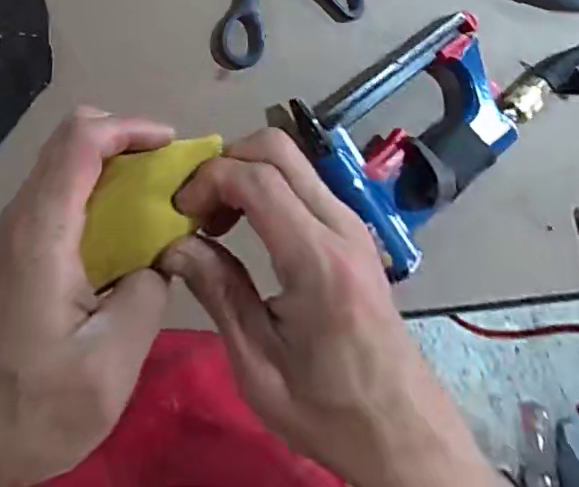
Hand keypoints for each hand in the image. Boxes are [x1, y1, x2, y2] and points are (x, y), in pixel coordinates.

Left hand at [0, 108, 175, 486]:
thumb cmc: (25, 407)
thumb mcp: (106, 369)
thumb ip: (146, 300)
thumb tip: (160, 259)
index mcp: (44, 228)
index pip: (81, 138)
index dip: (130, 126)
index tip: (173, 145)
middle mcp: (26, 213)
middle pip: (73, 138)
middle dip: (127, 138)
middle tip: (172, 171)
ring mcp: (19, 229)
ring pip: (68, 162)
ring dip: (116, 163)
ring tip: (160, 195)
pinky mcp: (21, 248)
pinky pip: (65, 192)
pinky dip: (102, 190)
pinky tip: (130, 230)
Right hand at [164, 129, 499, 486]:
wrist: (405, 432)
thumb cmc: (328, 410)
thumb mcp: (258, 365)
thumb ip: (217, 292)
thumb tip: (173, 243)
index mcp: (318, 260)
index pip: (257, 178)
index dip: (208, 180)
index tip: (180, 212)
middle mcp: (341, 225)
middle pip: (276, 147)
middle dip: (225, 162)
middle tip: (197, 206)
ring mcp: (352, 222)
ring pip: (290, 156)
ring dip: (243, 170)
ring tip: (216, 218)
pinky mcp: (352, 228)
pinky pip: (301, 179)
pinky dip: (264, 182)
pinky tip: (246, 223)